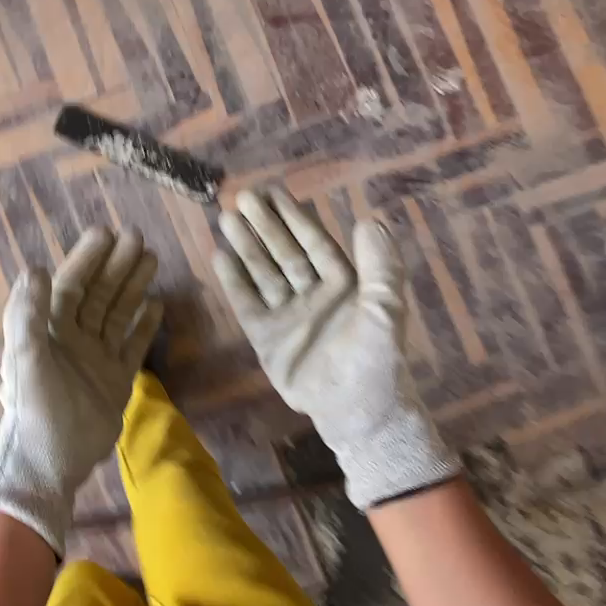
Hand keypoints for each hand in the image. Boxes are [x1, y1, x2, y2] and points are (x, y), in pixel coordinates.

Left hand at [0, 227, 162, 553]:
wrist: (52, 463)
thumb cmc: (35, 408)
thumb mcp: (25, 358)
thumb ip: (27, 313)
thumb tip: (35, 268)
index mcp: (48, 329)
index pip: (70, 285)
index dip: (86, 259)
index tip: (106, 233)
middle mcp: (72, 338)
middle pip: (98, 294)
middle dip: (115, 265)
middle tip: (138, 237)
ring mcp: (96, 358)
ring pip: (117, 314)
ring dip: (132, 286)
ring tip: (152, 258)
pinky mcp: (116, 380)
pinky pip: (132, 346)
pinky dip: (144, 325)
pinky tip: (158, 304)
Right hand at [212, 189, 458, 509]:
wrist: (353, 413)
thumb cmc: (374, 362)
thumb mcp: (385, 312)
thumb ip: (381, 267)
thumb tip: (369, 220)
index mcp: (343, 285)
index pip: (314, 243)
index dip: (293, 217)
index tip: (274, 191)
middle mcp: (312, 294)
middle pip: (283, 252)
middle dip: (264, 225)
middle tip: (242, 197)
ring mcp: (287, 314)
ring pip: (263, 272)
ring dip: (246, 245)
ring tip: (226, 218)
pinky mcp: (265, 336)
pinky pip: (247, 302)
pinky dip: (234, 280)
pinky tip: (220, 256)